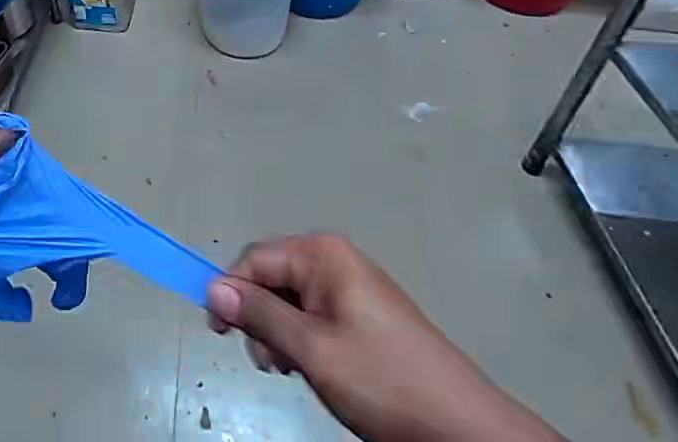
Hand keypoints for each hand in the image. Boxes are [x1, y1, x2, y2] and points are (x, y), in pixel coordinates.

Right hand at [206, 235, 562, 441]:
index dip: (230, 292)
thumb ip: (259, 315)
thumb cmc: (382, 381)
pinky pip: (314, 316)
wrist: (465, 429)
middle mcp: (334, 259)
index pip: (255, 259)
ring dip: (280, 334)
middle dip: (260, 318)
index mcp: (322, 254)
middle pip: (271, 277)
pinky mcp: (362, 314)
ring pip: (290, 300)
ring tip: (296, 371)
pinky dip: (304, 341)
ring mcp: (351, 286)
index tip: (219, 334)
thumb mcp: (312, 350)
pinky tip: (316, 369)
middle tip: (273, 363)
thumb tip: (213, 288)